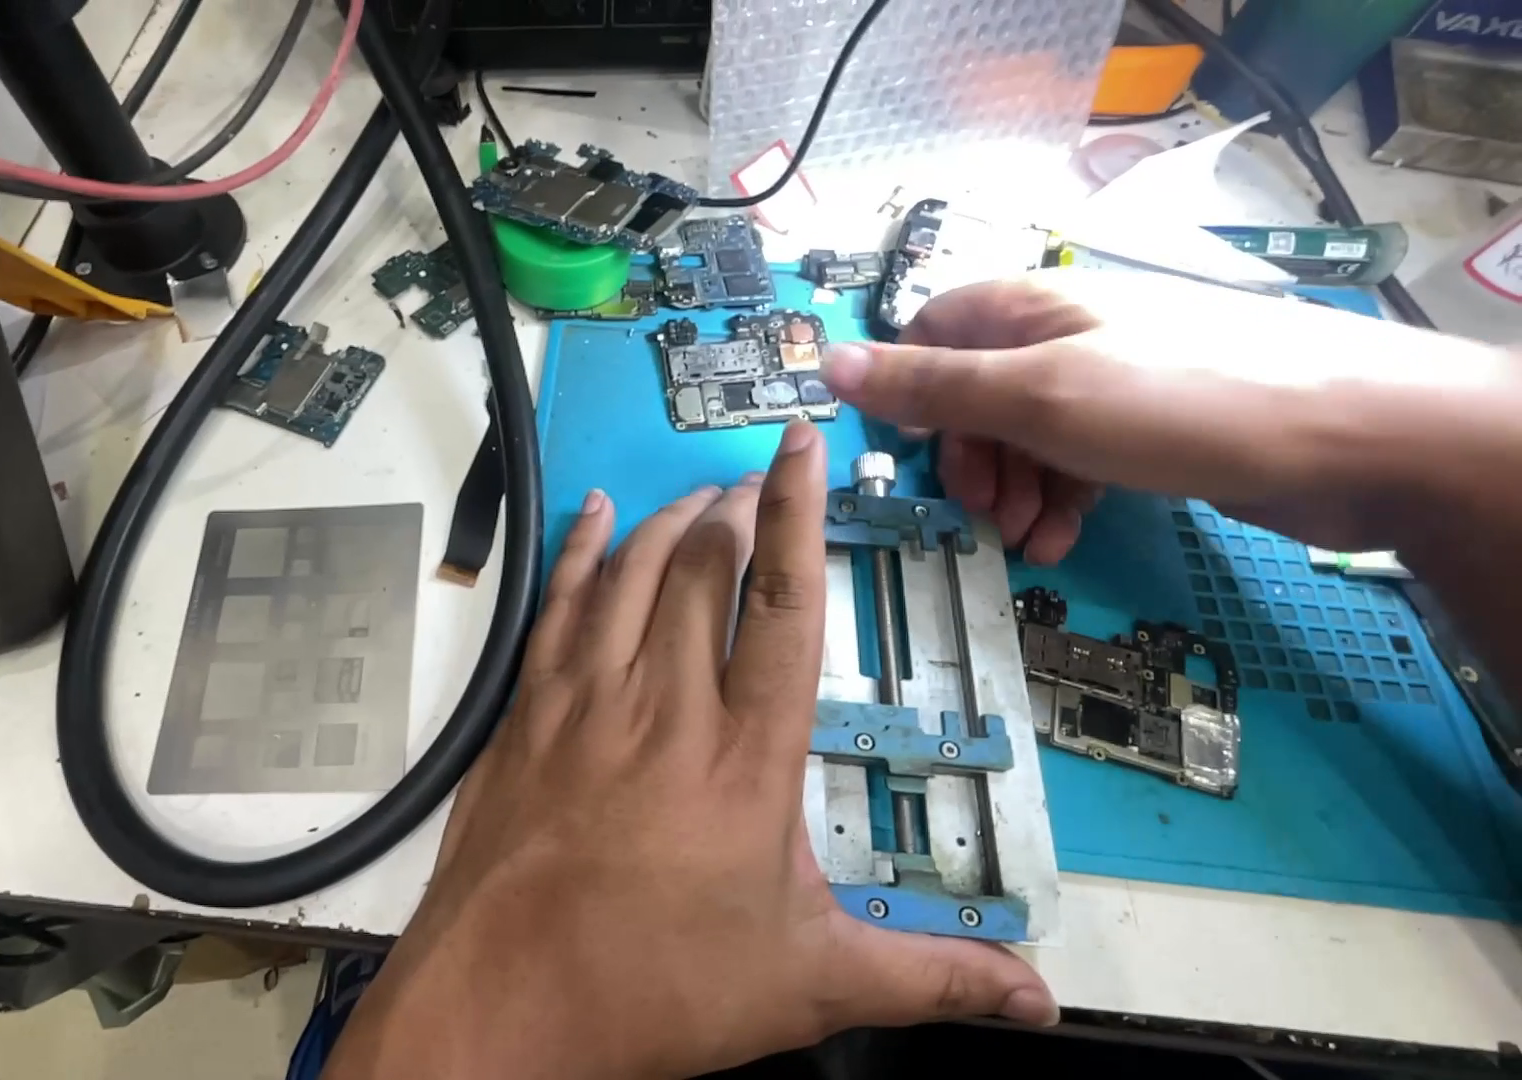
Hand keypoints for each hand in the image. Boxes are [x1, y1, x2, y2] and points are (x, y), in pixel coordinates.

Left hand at [323, 421, 1054, 1079]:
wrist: (506, 997)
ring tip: (702, 493)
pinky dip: (584, 548)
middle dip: (736, 509)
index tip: (802, 451)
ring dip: (672, 518)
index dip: (799, 515)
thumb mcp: (806, 984)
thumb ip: (925, 976)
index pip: (784, 604)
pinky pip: (561, 602)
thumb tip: (1036, 999)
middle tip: (755, 483)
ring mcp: (588, 695)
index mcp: (747, 753)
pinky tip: (598, 512)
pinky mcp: (531, 705)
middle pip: (706, 567)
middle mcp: (667, 701)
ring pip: (635, 570)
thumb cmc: (658, 985)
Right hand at [822, 270, 1518, 563]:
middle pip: (971, 392)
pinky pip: (1069, 458)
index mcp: (1027, 310)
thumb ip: (929, 384)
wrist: (1364, 441)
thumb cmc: (1177, 402)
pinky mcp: (1141, 424)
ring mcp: (1104, 380)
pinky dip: (1055, 498)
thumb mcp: (1032, 397)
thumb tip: (830, 363)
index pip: (929, 331)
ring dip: (1009, 489)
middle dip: (965, 456)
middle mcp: (1060, 336)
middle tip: (977, 508)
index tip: (906, 446)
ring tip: (1025, 537)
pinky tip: (1062, 538)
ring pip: (1019, 434)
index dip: (905, 386)